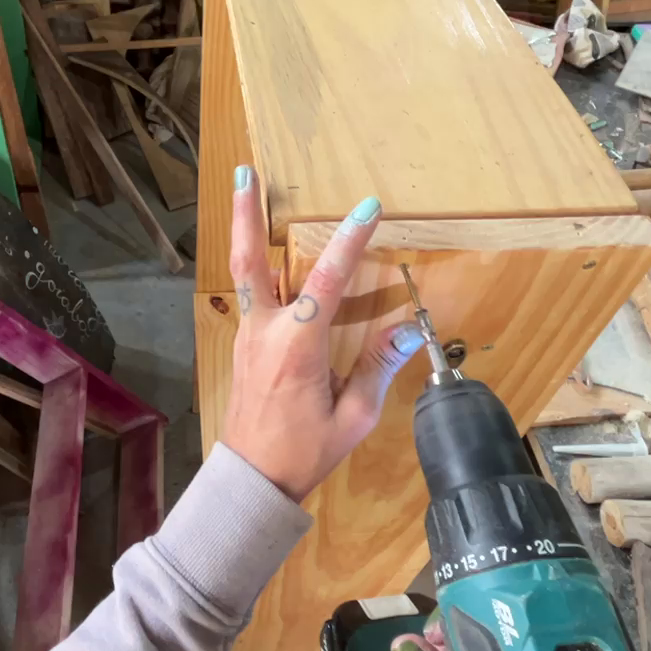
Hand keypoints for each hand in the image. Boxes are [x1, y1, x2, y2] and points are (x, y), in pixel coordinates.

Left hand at [220, 165, 425, 501]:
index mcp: (296, 346)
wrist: (251, 479)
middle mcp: (265, 329)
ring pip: (243, 271)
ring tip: (244, 190)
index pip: (326, 282)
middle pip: (251, 259)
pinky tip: (261, 252)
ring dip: (244, 229)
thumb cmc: (305, 452)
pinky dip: (252, 264)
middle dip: (248, 213)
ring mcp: (248, 334)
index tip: (367, 207)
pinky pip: (248, 293)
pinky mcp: (244, 343)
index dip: (348, 242)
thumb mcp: (353, 417)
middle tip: (245, 171)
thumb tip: (406, 328)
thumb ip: (377, 368)